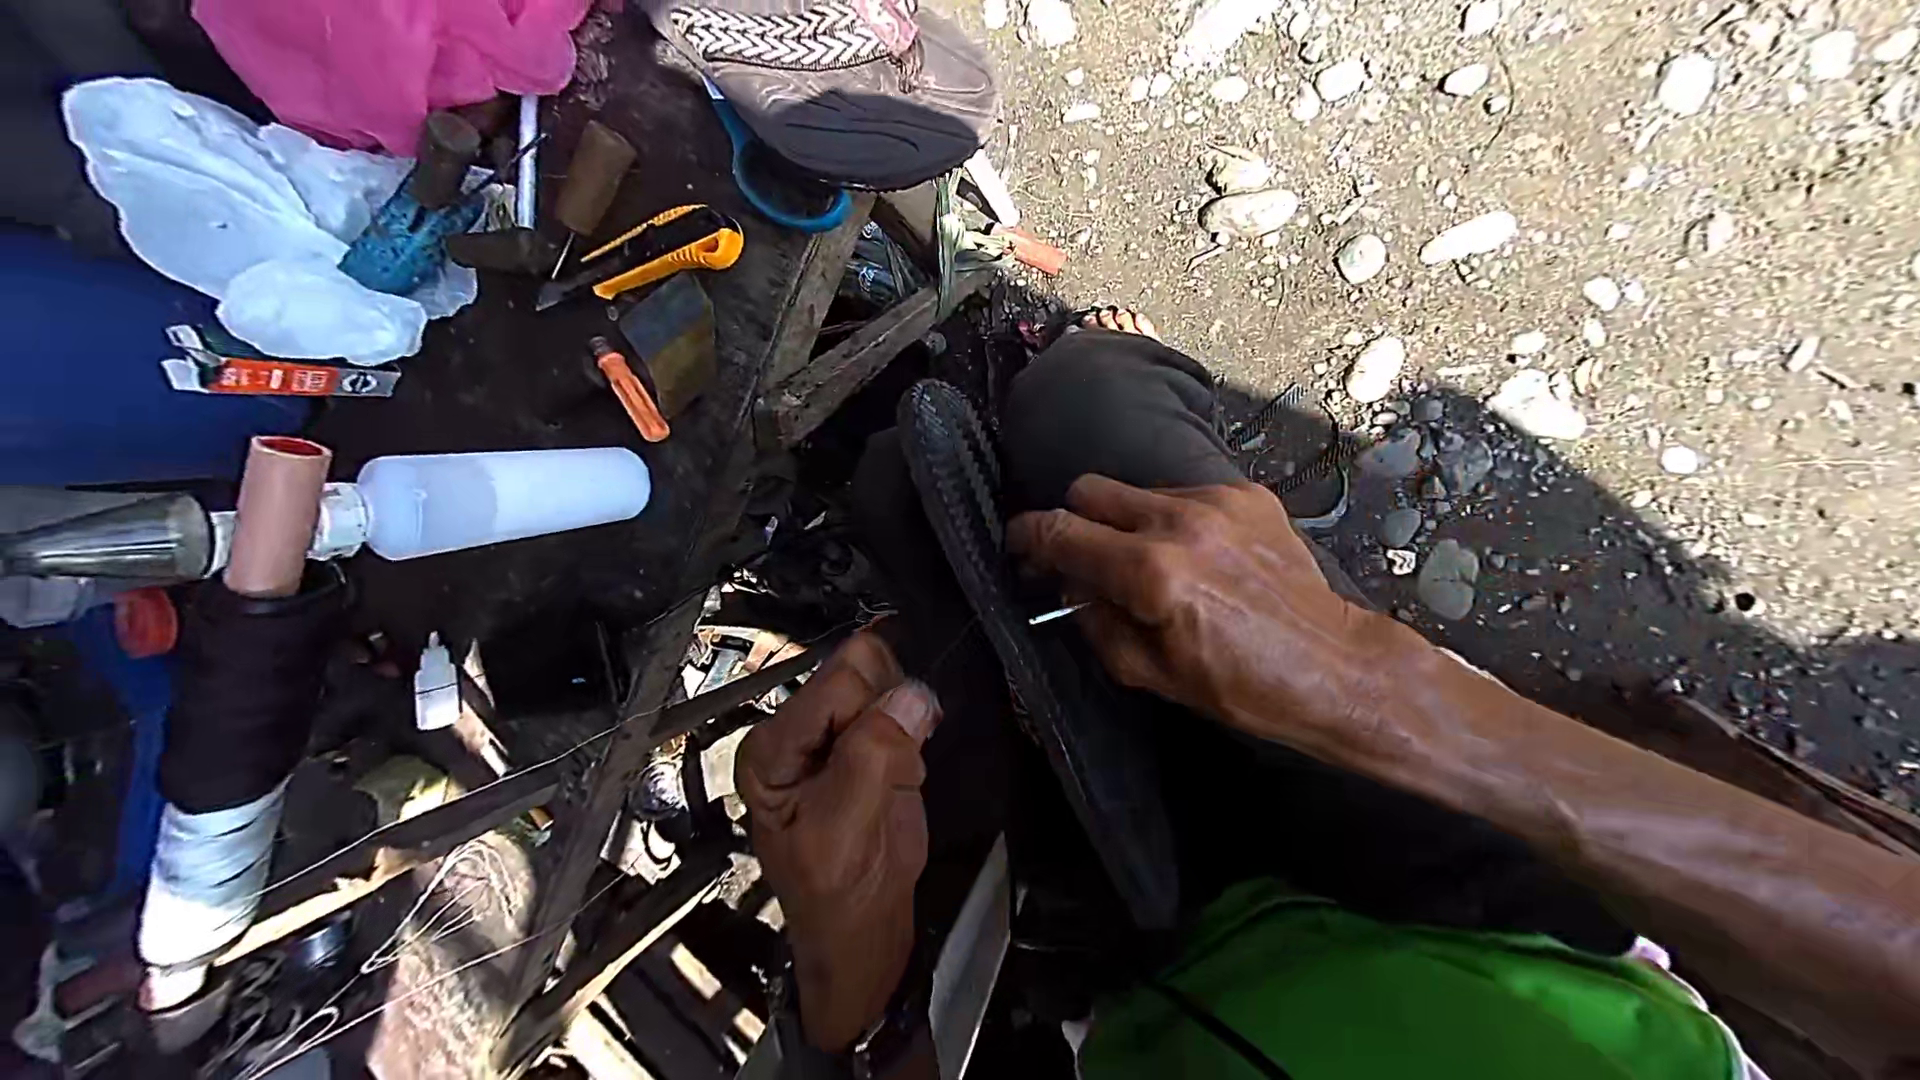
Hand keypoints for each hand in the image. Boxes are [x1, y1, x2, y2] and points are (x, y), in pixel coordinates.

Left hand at [736, 632, 941, 1052]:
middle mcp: (799, 726)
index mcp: (773, 745)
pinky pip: (902, 695)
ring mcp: (835, 726)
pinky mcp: (867, 732)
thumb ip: (873, 757)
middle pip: (857, 668)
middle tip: (893, 758)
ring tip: (897, 766)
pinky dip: (916, 722)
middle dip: (888, 705)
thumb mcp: (843, 830)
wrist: (864, 921)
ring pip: (884, 673)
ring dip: (905, 714)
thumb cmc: (837, 889)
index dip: (871, 711)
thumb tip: (912, 695)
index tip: (888, 754)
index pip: (835, 685)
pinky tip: (906, 764)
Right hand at [1007, 475, 1420, 752]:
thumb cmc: (1239, 685)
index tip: (1018, 545)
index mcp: (1151, 573)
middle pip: (1087, 489)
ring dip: (1121, 520)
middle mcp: (1179, 523)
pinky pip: (1179, 493)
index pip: (1061, 532)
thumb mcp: (1146, 670)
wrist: (1334, 667)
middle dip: (1071, 520)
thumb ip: (1093, 620)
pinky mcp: (1246, 495)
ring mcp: (1217, 502)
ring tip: (1145, 559)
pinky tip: (1193, 552)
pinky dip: (1168, 519)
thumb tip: (1070, 585)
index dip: (1026, 536)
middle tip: (1078, 555)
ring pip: (1133, 489)